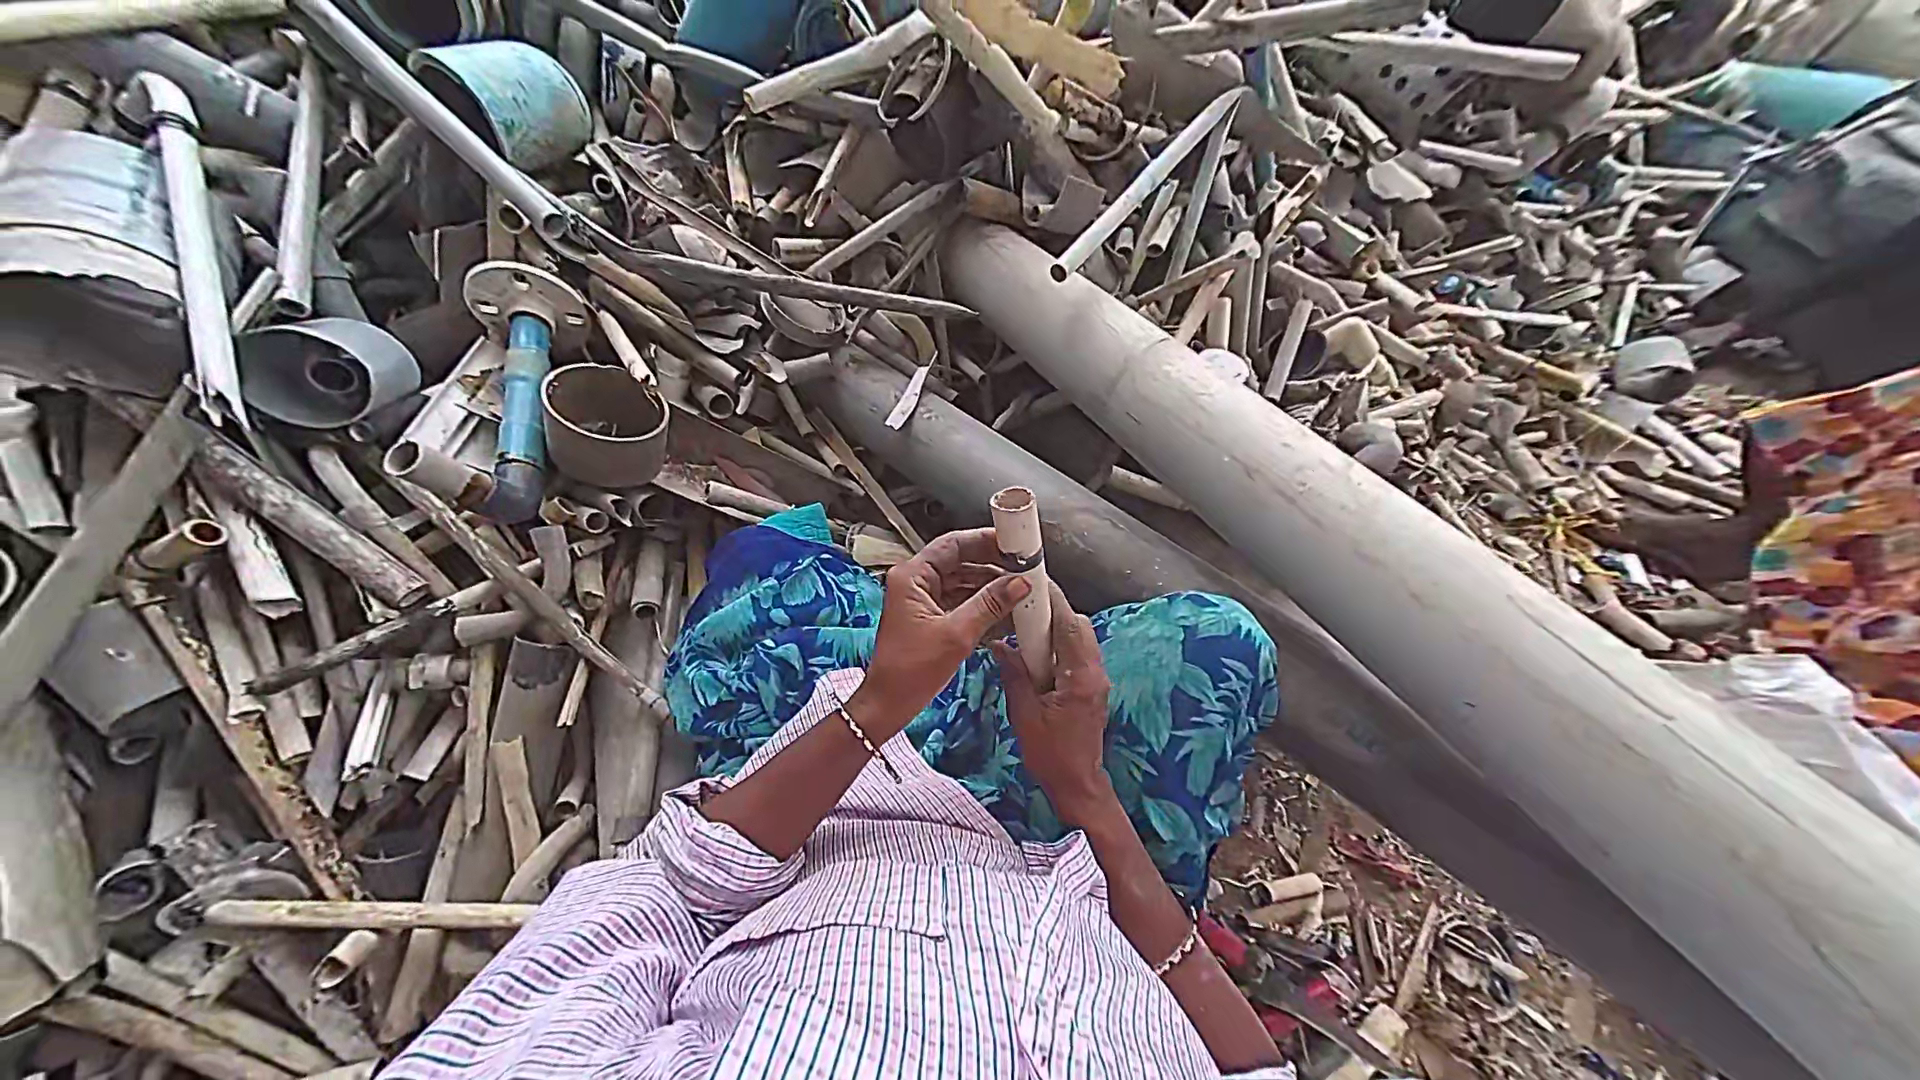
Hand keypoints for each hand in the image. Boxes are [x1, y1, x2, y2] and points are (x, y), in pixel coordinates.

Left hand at [849, 527, 1030, 732]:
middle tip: (1023, 565)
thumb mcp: (957, 634)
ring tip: (1020, 586)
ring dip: (990, 584)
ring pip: (962, 580)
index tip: (1013, 543)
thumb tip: (1019, 583)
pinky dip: (982, 602)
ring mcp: (922, 599)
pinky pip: (960, 599)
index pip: (953, 545)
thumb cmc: (910, 671)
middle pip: (960, 560)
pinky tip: (1006, 605)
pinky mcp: (930, 616)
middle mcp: (915, 582)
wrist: (890, 704)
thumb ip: (990, 604)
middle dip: (992, 564)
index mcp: (912, 577)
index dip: (985, 541)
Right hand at [992, 583, 1114, 820]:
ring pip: (1081, 638)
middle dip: (1053, 612)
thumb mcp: (1024, 713)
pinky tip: (1038, 654)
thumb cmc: (1050, 754)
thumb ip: (1014, 674)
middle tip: (1024, 609)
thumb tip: (1000, 644)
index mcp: (1081, 677)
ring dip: (1057, 628)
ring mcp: (1098, 679)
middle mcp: (1096, 672)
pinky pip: (1078, 653)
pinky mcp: (1093, 686)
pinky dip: (1060, 645)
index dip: (1052, 600)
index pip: (1070, 625)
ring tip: (1028, 631)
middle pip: (1079, 626)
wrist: (1078, 784)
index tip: (1033, 583)